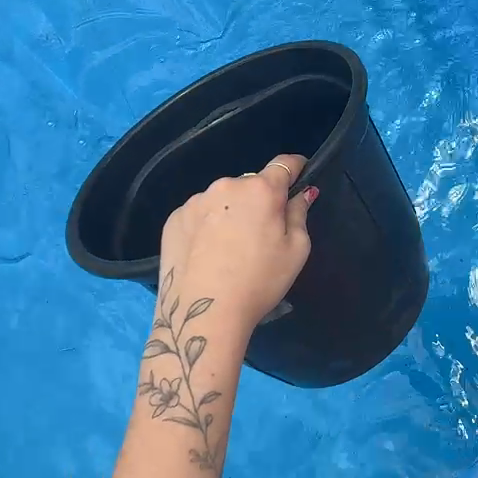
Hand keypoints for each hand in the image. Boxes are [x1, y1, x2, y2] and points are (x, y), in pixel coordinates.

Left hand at [160, 155, 315, 329]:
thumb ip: (300, 214)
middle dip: (260, 199)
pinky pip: (200, 212)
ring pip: (224, 197)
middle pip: (252, 183)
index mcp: (261, 190)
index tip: (300, 180)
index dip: (296, 169)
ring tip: (230, 246)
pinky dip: (208, 224)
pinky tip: (208, 252)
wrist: (202, 314)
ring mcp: (196, 201)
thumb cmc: (259, 281)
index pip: (285, 163)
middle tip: (262, 232)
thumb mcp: (296, 251)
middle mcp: (226, 185)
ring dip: (232, 210)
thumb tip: (303, 193)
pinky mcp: (174, 219)